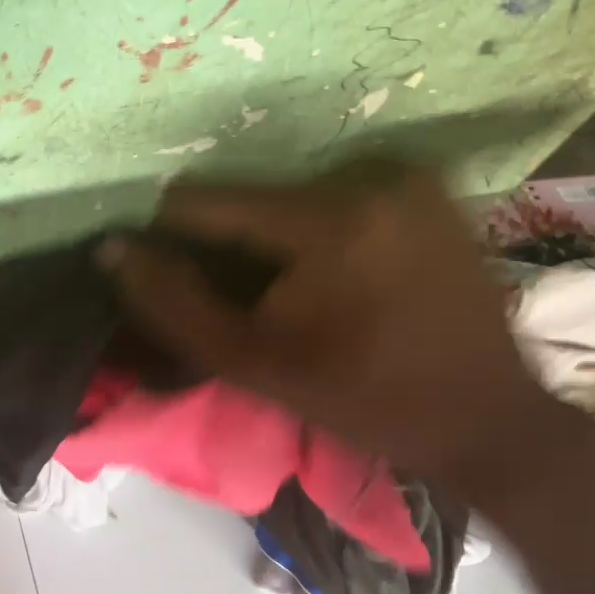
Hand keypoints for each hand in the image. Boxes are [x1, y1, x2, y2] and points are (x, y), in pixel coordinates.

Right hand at [104, 159, 569, 509]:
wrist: (485, 417)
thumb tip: (109, 249)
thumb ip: (168, 301)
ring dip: (264, 239)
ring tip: (282, 293)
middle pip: (243, 199)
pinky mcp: (426, 188)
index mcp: (326, 219)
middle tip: (240, 300)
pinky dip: (307, 231)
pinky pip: (328, 196)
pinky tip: (324, 277)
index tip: (173, 283)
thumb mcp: (244, 359)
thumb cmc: (357, 396)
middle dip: (224, 245)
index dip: (168, 242)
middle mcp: (368, 176)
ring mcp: (406, 177)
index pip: (198, 203)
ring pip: (281, 197)